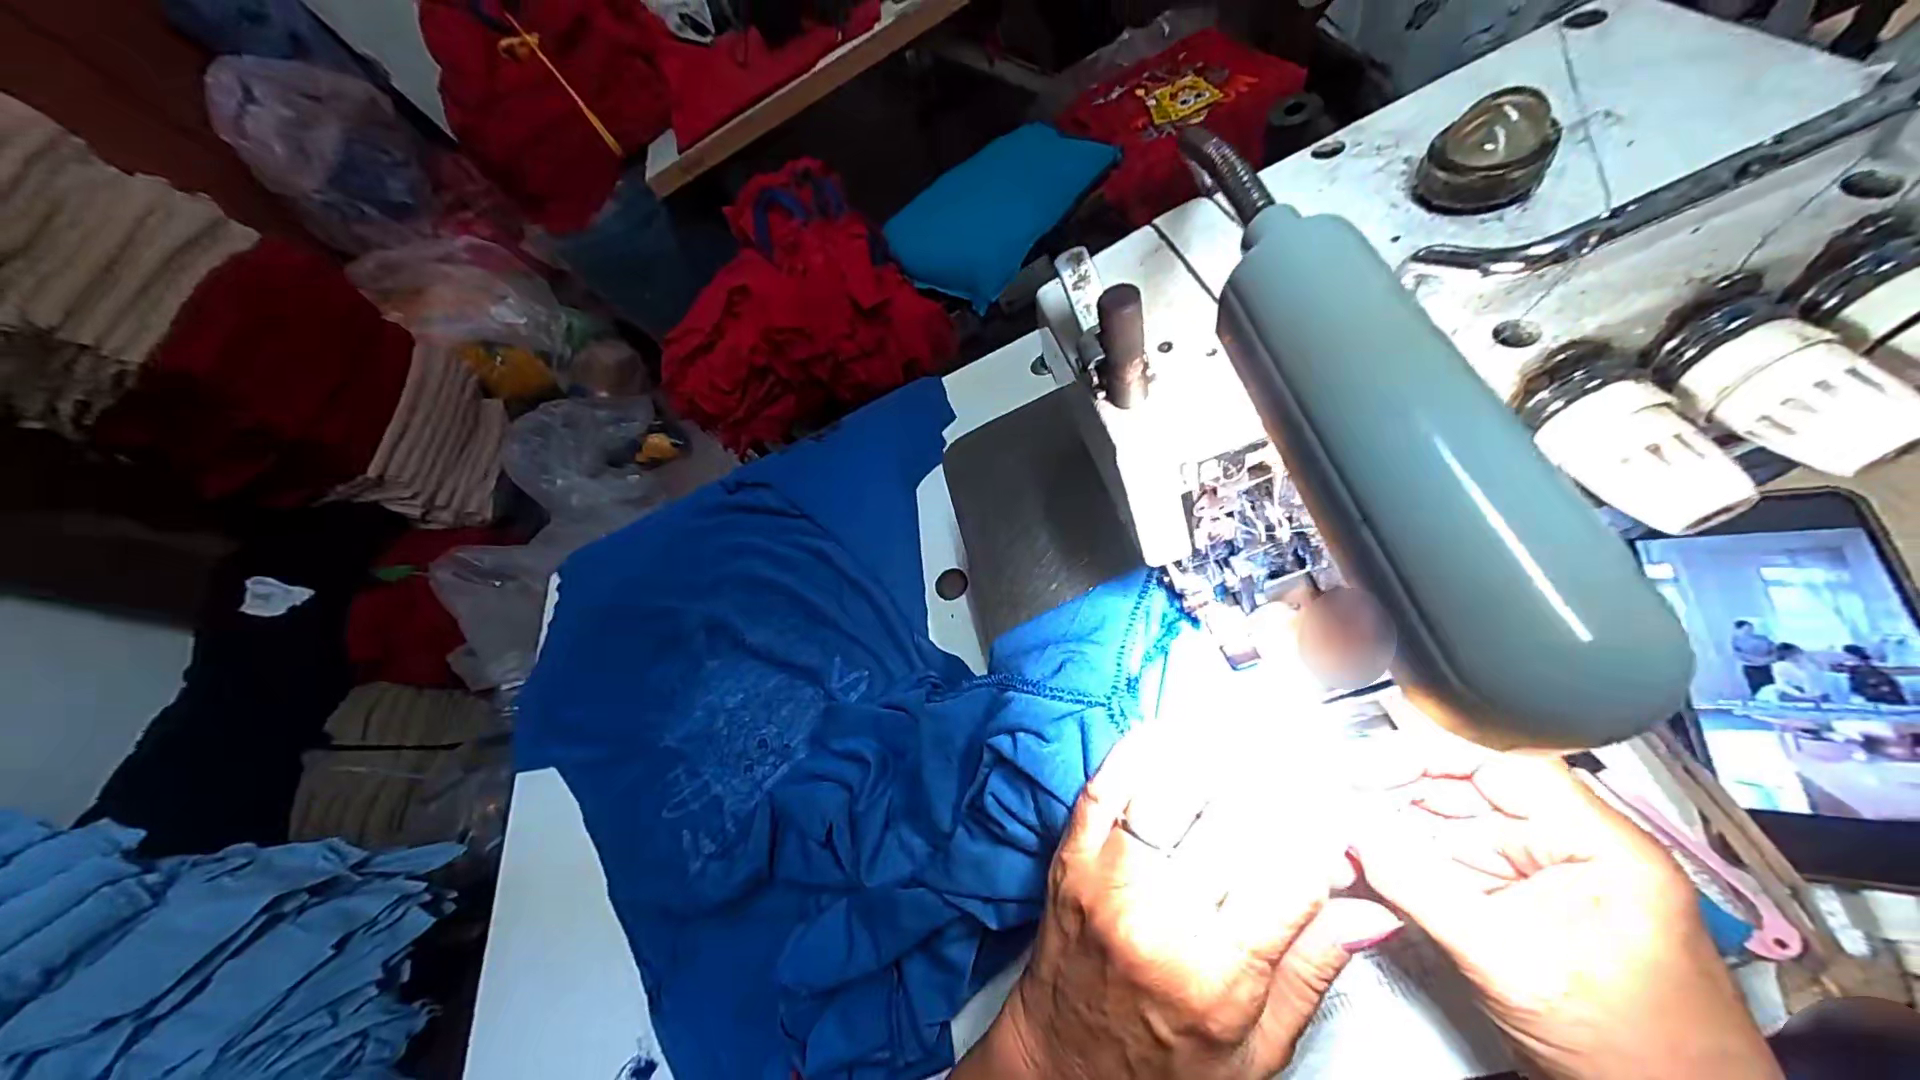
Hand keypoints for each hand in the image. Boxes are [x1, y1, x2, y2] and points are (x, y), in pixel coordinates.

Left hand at [954, 717, 1399, 1079]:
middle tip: (1299, 763)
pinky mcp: (1069, 858)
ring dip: (1211, 755)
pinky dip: (1135, 754)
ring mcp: (1105, 879)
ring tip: (1244, 737)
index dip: (1321, 835)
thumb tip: (1368, 914)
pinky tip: (1166, 733)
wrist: (1063, 1067)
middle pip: (1232, 822)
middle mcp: (1157, 919)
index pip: (1287, 876)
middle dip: (1276, 786)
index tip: (1335, 813)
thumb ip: (1307, 975)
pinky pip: (1103, 788)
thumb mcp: (1253, 1054)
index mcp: (1213, 977)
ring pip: (1167, 790)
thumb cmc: (1160, 1071)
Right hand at [1351, 737, 1782, 1079]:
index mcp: (1602, 847)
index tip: (1370, 763)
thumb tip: (1357, 837)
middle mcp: (1574, 848)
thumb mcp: (1512, 965)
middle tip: (1345, 794)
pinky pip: (1455, 862)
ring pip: (1454, 826)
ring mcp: (1546, 875)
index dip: (1427, 753)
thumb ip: (1423, 891)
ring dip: (1399, 825)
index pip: (1503, 763)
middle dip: (1400, 790)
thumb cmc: (1643, 1060)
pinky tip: (1376, 860)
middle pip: (1470, 789)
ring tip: (1351, 827)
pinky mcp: (1522, 901)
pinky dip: (1412, 859)